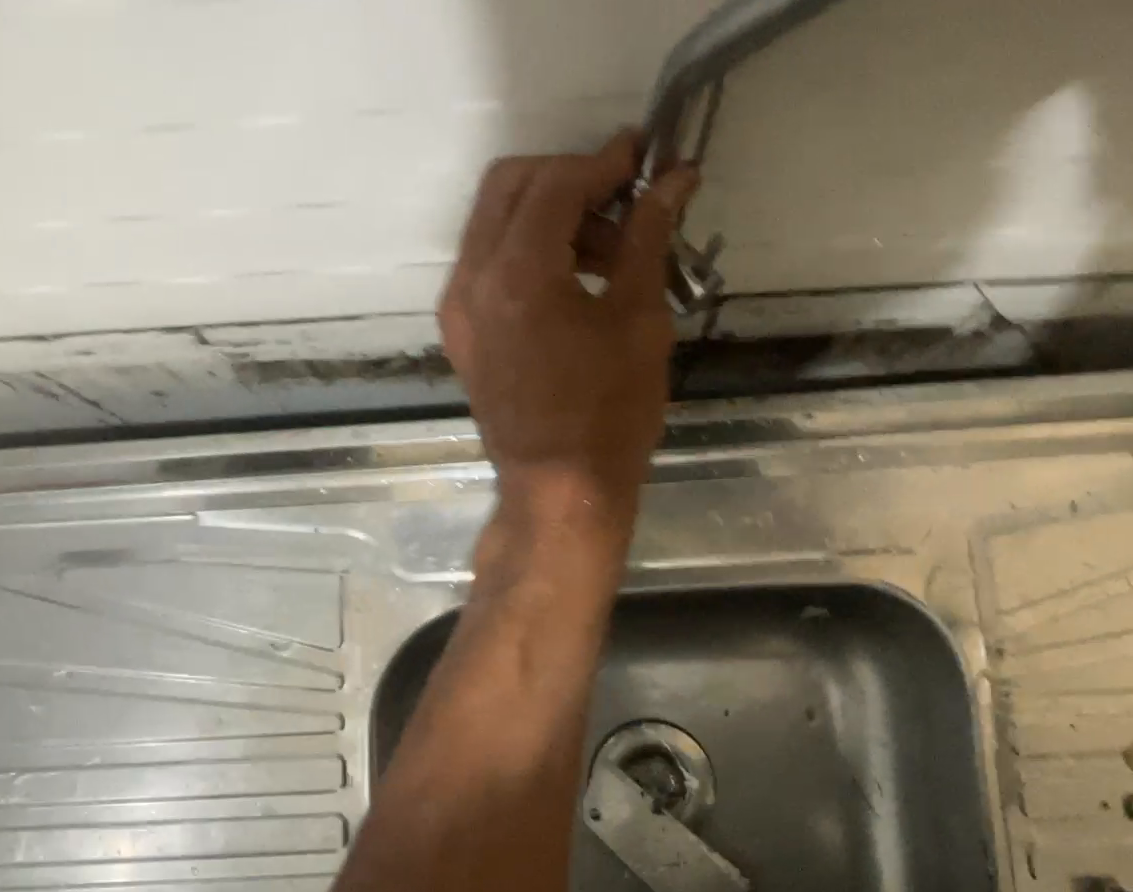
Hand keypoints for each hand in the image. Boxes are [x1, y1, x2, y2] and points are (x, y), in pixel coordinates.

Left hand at [438, 131, 698, 527]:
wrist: (560, 491)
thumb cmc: (609, 415)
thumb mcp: (638, 320)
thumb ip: (647, 238)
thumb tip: (673, 180)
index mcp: (517, 273)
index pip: (556, 182)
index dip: (604, 162)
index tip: (645, 158)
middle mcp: (472, 279)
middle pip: (511, 186)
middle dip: (569, 179)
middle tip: (624, 202)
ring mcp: (458, 308)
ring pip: (494, 223)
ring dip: (548, 217)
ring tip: (610, 253)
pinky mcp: (461, 333)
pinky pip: (487, 264)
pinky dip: (526, 253)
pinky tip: (573, 281)